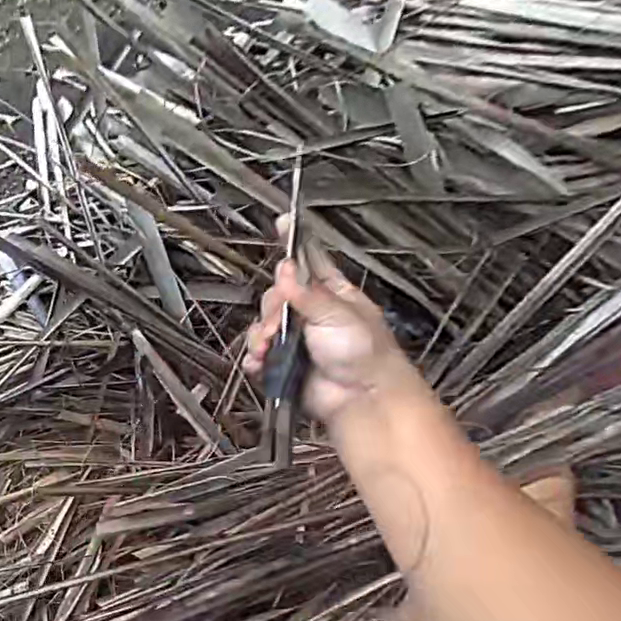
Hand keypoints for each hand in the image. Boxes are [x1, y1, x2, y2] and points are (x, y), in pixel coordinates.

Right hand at [242, 218, 412, 425]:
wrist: (361, 397)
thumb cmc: (365, 353)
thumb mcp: (337, 314)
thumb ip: (306, 293)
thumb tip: (284, 268)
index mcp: (331, 294)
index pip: (309, 261)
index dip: (294, 244)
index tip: (282, 223)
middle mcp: (311, 315)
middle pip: (275, 298)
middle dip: (271, 310)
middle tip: (279, 324)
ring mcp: (296, 342)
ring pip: (264, 328)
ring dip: (261, 336)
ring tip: (270, 346)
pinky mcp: (284, 367)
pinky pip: (260, 357)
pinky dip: (255, 359)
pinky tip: (259, 361)